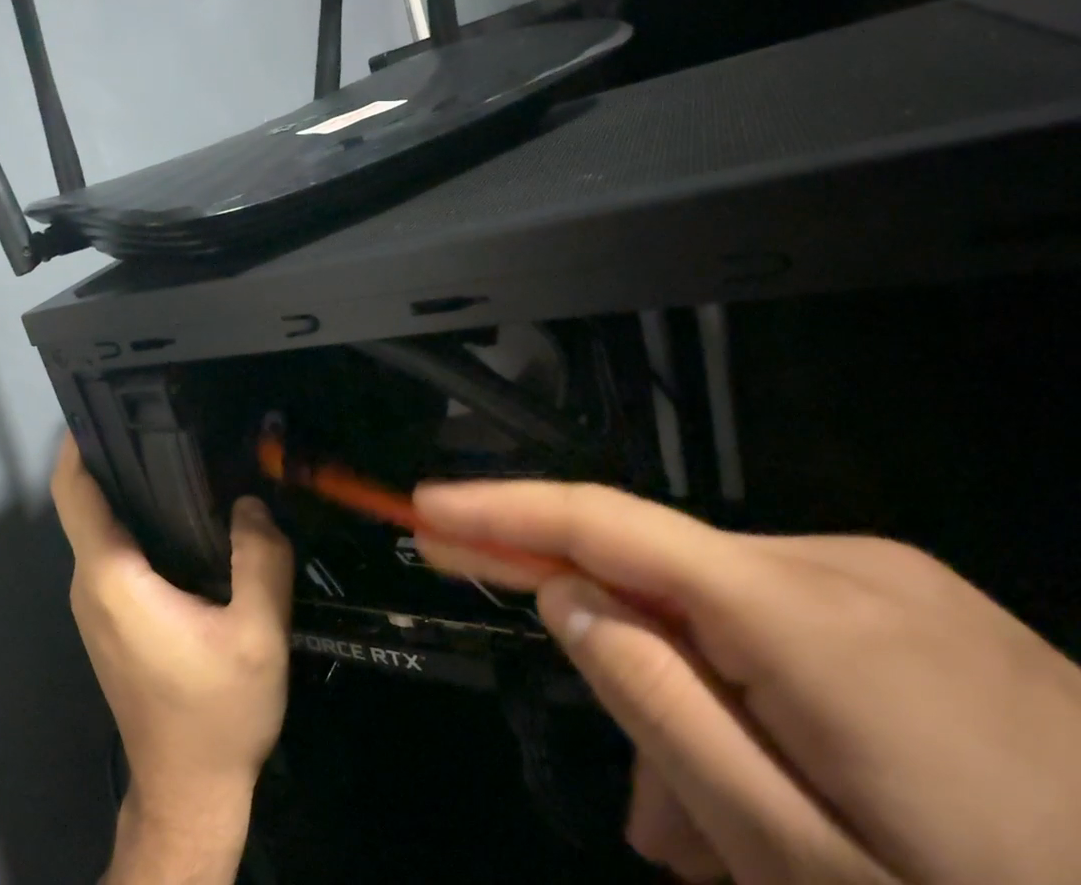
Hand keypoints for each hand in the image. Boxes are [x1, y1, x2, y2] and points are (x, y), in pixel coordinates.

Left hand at [51, 436, 293, 884]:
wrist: (188, 787)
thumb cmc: (217, 715)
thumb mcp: (257, 634)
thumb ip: (260, 559)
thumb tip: (251, 504)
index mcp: (112, 579)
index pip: (74, 492)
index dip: (77, 444)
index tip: (99, 407)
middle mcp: (89, 587)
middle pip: (86, 506)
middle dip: (113, 461)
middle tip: (164, 426)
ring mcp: (93, 608)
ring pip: (98, 533)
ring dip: (128, 497)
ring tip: (180, 465)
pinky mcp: (107, 624)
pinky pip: (110, 559)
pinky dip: (134, 531)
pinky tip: (182, 524)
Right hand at [411, 481, 1080, 884]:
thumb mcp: (789, 851)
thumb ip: (658, 705)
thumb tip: (564, 596)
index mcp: (807, 614)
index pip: (607, 526)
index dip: (500, 511)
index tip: (422, 509)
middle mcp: (849, 569)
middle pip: (664, 584)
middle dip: (623, 670)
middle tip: (652, 822)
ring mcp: (906, 589)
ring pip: (724, 615)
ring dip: (695, 704)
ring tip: (732, 838)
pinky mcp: (939, 619)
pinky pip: (792, 630)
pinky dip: (754, 695)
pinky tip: (795, 792)